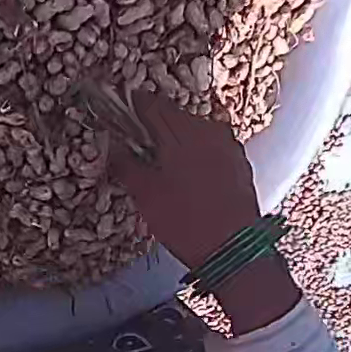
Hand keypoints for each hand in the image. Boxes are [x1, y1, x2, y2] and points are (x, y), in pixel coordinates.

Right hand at [109, 91, 300, 334]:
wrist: (233, 247)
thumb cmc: (184, 221)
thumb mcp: (145, 195)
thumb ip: (125, 164)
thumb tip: (112, 146)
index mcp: (180, 131)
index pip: (150, 104)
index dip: (130, 105)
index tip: (116, 110)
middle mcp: (206, 128)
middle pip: (173, 114)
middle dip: (151, 123)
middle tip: (133, 141)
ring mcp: (226, 143)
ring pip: (192, 128)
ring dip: (174, 137)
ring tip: (158, 159)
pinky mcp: (238, 161)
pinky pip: (209, 144)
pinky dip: (193, 150)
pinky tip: (184, 171)